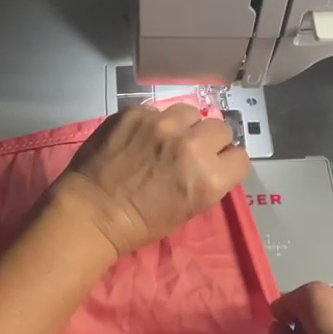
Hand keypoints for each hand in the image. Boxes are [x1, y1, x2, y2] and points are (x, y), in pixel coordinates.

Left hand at [46, 104, 250, 258]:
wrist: (92, 212)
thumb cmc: (140, 223)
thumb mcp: (189, 210)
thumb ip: (207, 180)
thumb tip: (212, 160)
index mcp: (209, 178)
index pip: (241, 157)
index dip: (227, 162)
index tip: (215, 165)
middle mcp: (191, 146)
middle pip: (221, 128)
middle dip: (210, 140)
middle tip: (190, 152)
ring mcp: (162, 125)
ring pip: (190, 111)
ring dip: (184, 125)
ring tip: (165, 140)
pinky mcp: (135, 113)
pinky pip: (156, 110)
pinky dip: (152, 123)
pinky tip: (138, 139)